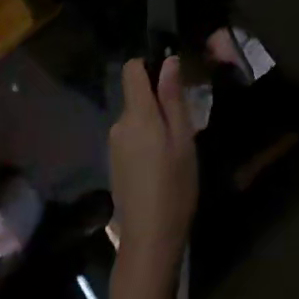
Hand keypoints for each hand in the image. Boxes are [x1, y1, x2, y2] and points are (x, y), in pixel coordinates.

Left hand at [109, 58, 197, 259]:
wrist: (149, 238)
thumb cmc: (174, 186)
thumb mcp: (183, 140)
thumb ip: (172, 99)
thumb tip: (168, 60)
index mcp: (136, 113)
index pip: (132, 69)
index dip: (149, 66)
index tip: (171, 79)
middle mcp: (119, 122)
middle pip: (135, 95)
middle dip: (157, 101)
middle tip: (184, 122)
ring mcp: (114, 143)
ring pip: (135, 118)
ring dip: (153, 123)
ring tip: (176, 147)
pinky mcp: (114, 161)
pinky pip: (131, 137)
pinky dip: (146, 141)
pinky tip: (161, 164)